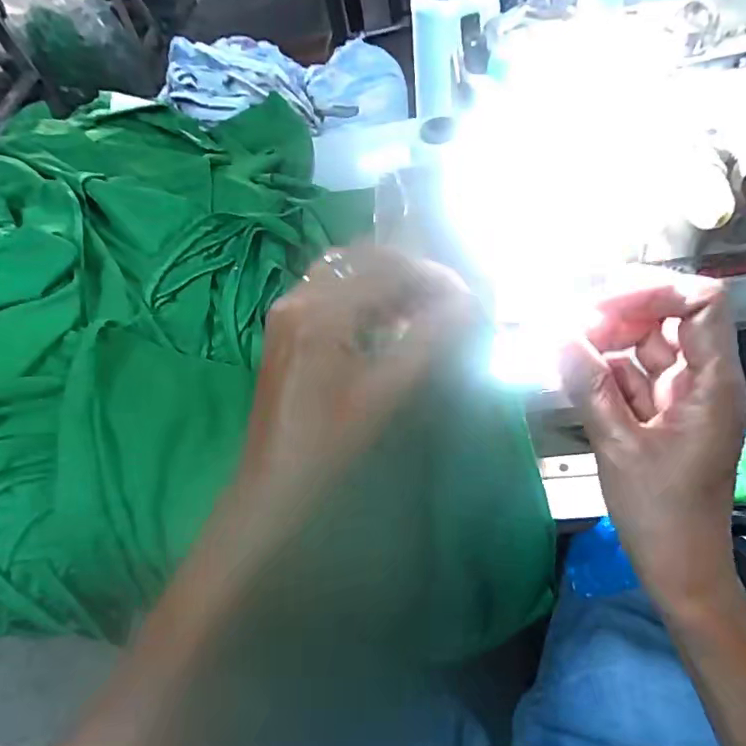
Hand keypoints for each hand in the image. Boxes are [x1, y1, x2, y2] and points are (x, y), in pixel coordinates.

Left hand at [233, 246, 475, 516]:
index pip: (389, 270)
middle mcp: (297, 298)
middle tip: (447, 303)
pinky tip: (383, 325)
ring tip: (419, 312)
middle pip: (363, 261)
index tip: (469, 299)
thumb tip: (470, 303)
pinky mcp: (283, 330)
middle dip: (410, 275)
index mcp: (320, 311)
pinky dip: (360, 296)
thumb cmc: (330, 443)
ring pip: (343, 273)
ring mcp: (285, 312)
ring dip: (384, 283)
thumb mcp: (385, 392)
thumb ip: (429, 340)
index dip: (435, 278)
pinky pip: (326, 292)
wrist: (275, 483)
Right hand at [559, 268, 745, 588]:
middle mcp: (702, 380)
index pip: (701, 304)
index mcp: (712, 383)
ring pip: (646, 347)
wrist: (679, 564)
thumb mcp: (619, 446)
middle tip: (568, 325)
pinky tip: (571, 369)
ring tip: (561, 345)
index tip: (600, 303)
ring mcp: (681, 398)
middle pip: (669, 319)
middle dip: (620, 313)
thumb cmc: (660, 510)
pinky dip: (603, 371)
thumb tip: (559, 336)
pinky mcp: (661, 416)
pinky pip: (632, 378)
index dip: (655, 290)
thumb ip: (589, 387)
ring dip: (606, 341)